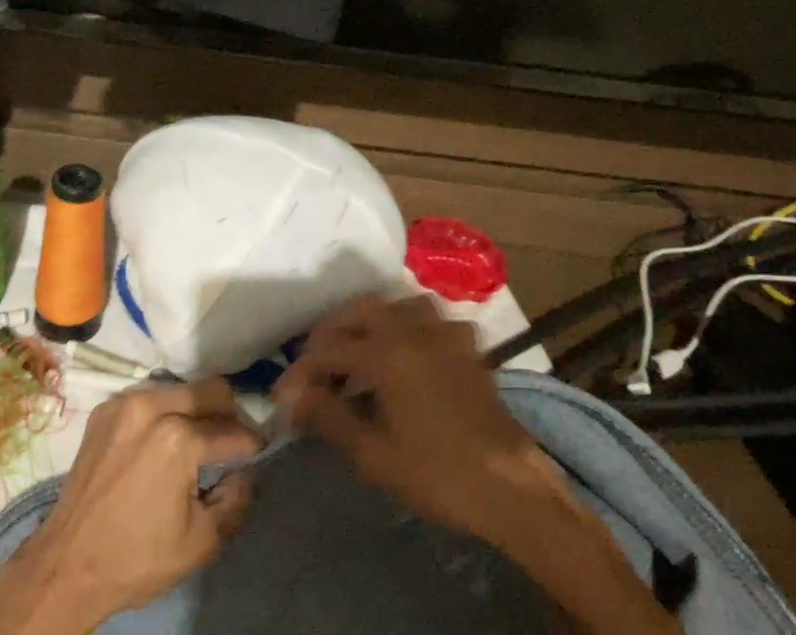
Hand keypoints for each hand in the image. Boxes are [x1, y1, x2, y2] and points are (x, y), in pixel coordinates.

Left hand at [18, 379, 261, 622]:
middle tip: (233, 445)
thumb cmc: (138, 558)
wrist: (68, 563)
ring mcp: (122, 405)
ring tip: (200, 444)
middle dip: (229, 414)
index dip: (254, 445)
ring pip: (179, 389)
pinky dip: (165, 413)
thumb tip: (244, 470)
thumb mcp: (203, 540)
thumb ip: (236, 497)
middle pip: (210, 390)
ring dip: (197, 410)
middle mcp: (149, 408)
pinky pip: (148, 398)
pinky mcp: (103, 412)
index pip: (234, 430)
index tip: (260, 456)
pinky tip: (164, 444)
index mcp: (177, 439)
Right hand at [273, 295, 561, 535]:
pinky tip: (408, 354)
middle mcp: (416, 333)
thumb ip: (329, 416)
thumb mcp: (373, 454)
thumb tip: (295, 395)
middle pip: (363, 311)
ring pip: (402, 307)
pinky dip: (412, 328)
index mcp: (388, 354)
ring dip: (374, 321)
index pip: (329, 350)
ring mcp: (448, 339)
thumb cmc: (438, 474)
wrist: (512, 489)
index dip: (301, 372)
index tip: (283, 396)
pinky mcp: (469, 353)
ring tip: (359, 349)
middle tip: (315, 361)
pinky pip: (435, 322)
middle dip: (332, 331)